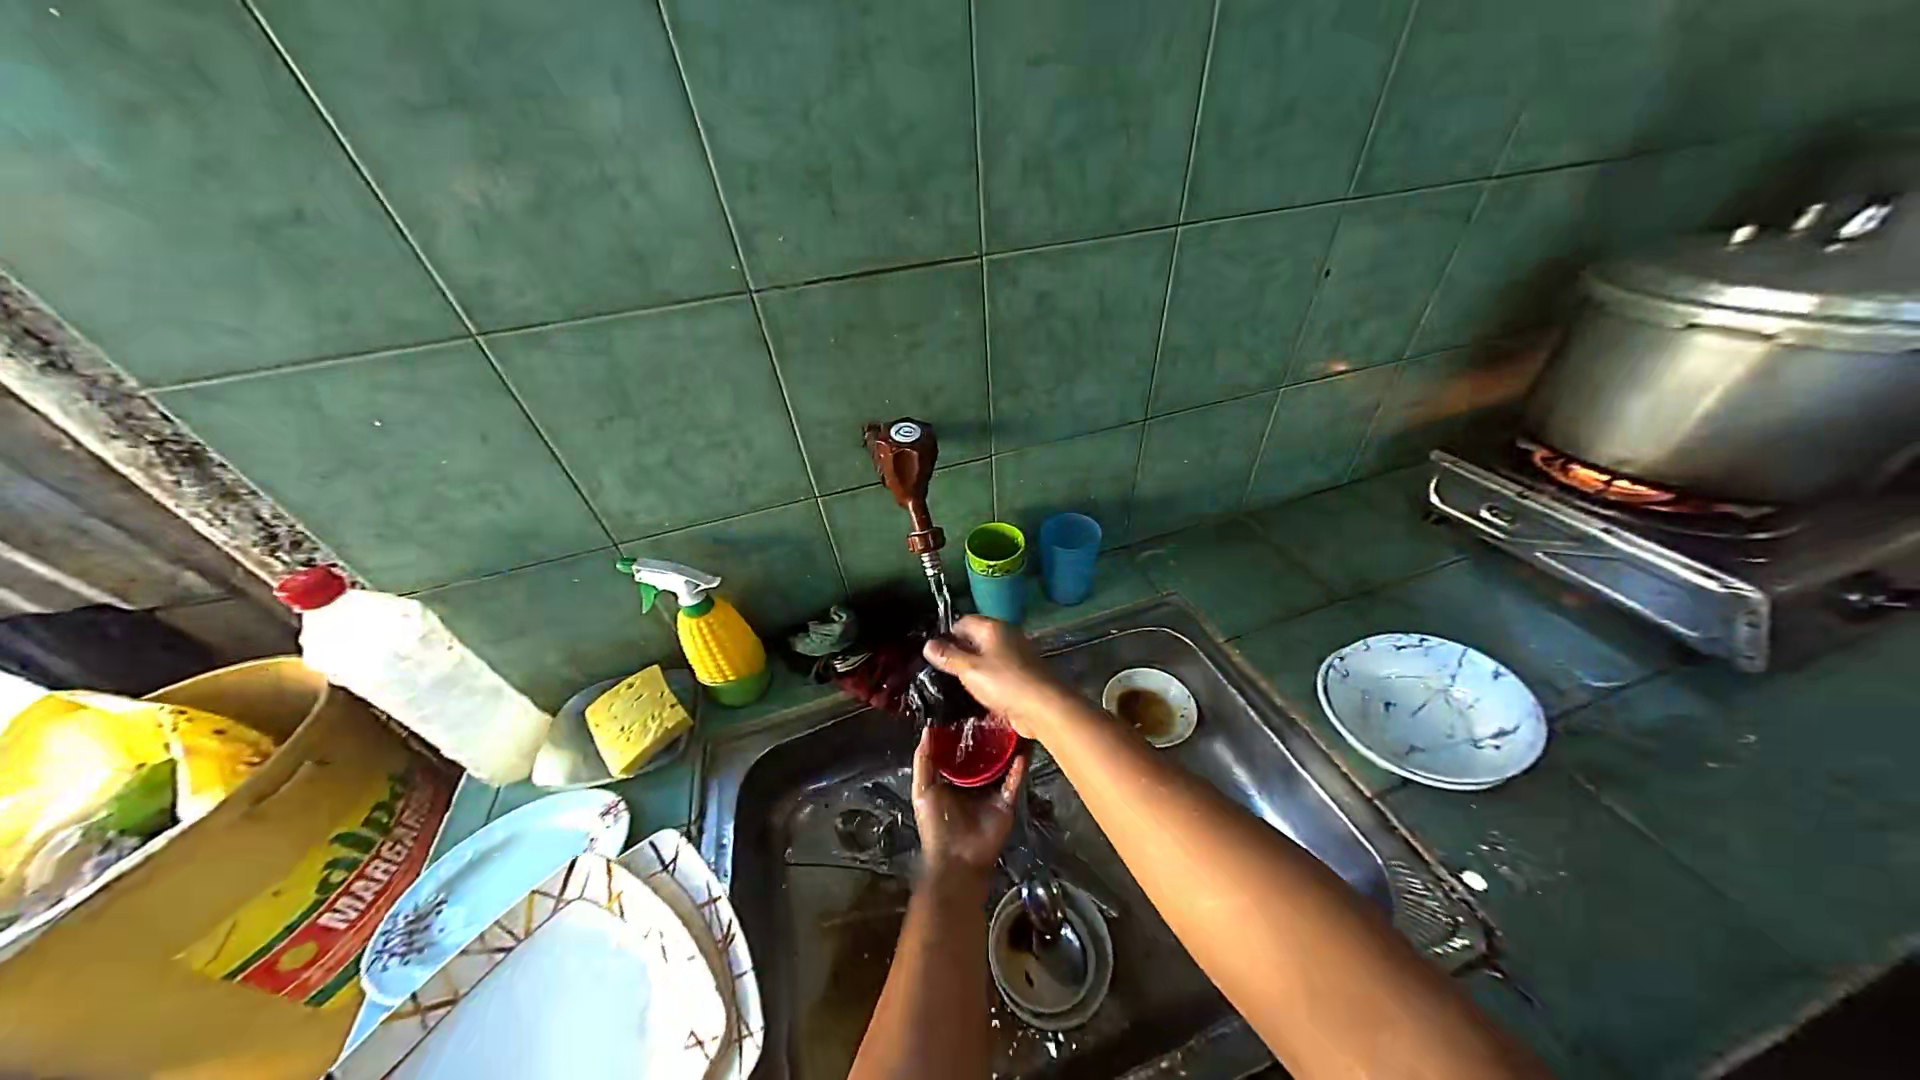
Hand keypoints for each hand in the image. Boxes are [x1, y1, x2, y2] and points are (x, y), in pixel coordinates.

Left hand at [911, 726, 1025, 884]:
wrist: (956, 859)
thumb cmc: (936, 824)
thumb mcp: (923, 790)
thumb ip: (923, 761)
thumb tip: (927, 729)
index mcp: (953, 780)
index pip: (961, 752)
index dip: (965, 733)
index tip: (971, 711)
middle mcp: (974, 784)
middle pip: (984, 756)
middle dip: (989, 738)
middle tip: (997, 714)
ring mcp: (991, 792)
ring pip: (1002, 765)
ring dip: (1007, 748)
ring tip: (1014, 725)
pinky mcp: (1006, 802)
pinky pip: (1014, 781)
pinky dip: (1019, 767)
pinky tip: (1024, 750)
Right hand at [922, 616, 1072, 739]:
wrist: (1044, 707)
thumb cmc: (1004, 683)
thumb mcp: (970, 670)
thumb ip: (948, 657)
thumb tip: (927, 644)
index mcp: (993, 627)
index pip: (963, 621)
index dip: (947, 635)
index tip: (935, 654)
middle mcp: (1006, 635)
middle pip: (975, 638)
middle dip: (959, 652)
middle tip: (941, 671)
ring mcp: (1017, 654)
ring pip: (987, 656)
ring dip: (973, 668)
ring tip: (956, 684)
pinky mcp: (1022, 674)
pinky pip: (998, 671)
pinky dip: (987, 679)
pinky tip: (977, 694)